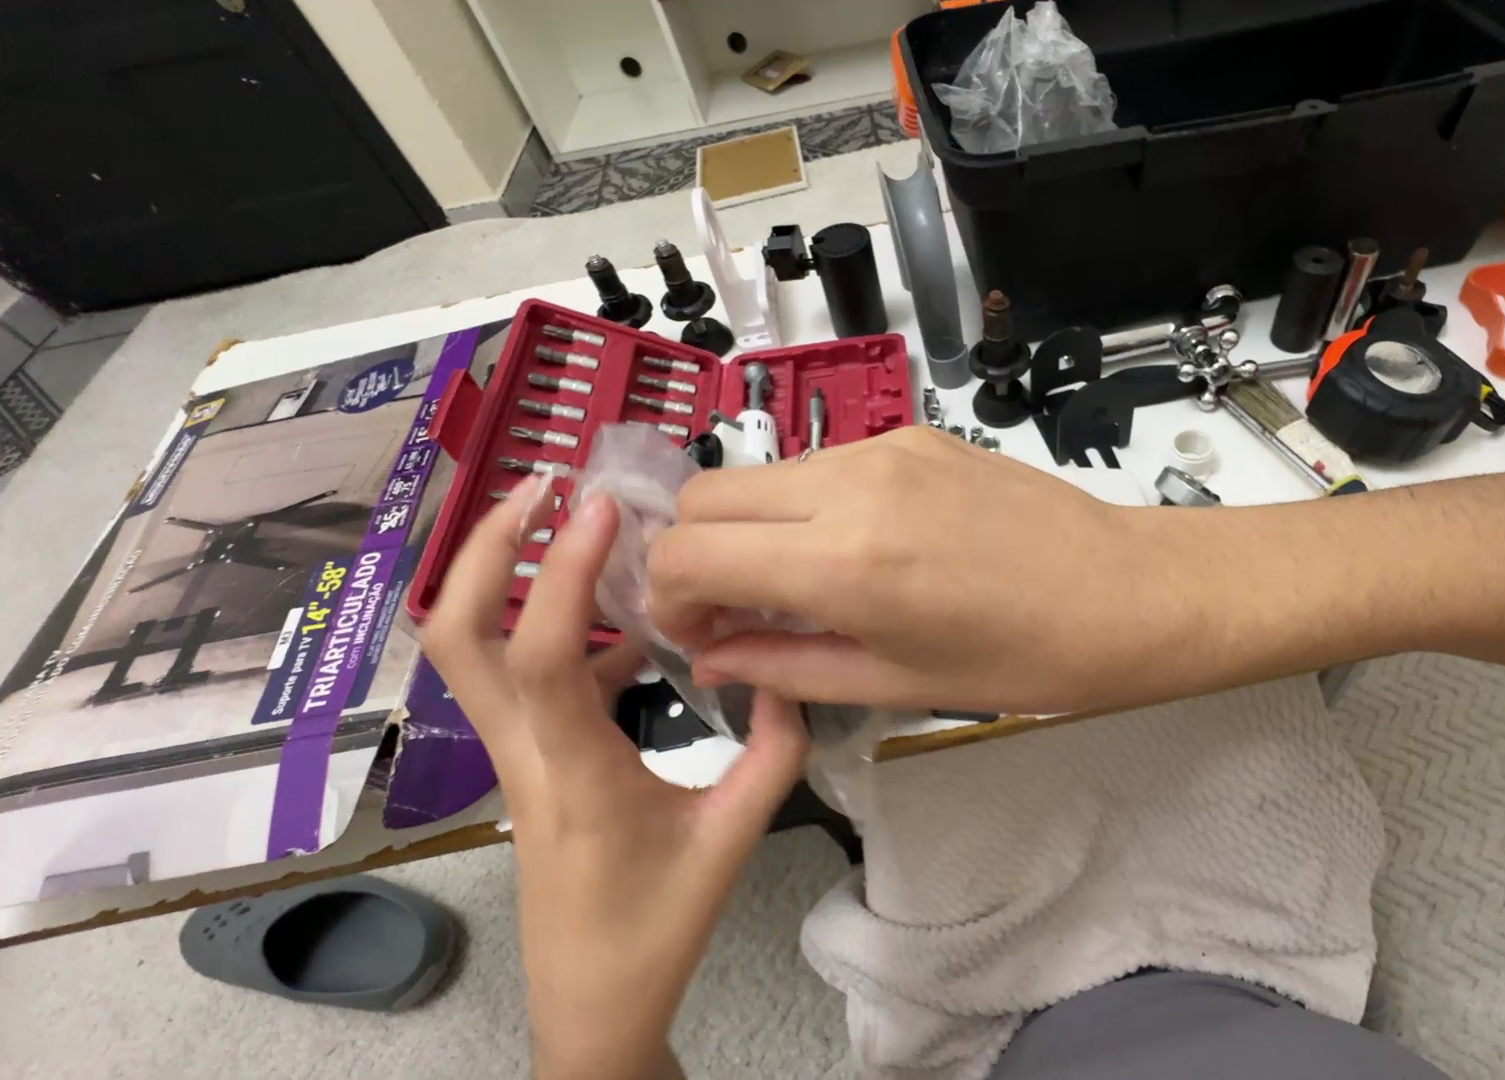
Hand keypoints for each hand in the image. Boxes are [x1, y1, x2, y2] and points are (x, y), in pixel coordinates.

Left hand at [421, 476, 809, 1079]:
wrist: (594, 1005)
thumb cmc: (657, 927)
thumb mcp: (735, 834)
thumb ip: (774, 748)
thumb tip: (790, 669)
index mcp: (571, 769)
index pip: (542, 651)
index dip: (562, 569)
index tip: (602, 505)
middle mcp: (524, 750)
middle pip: (455, 634)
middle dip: (486, 547)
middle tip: (544, 487)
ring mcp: (518, 753)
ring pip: (475, 651)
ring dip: (510, 576)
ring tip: (576, 525)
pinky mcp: (534, 759)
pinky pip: (532, 676)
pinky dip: (567, 629)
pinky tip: (631, 626)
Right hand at [644, 426, 1210, 712]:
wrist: (1128, 590)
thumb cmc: (1025, 659)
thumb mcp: (896, 682)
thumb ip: (787, 665)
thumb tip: (713, 658)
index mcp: (845, 561)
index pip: (689, 553)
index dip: (667, 599)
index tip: (697, 635)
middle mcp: (851, 484)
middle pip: (707, 495)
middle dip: (694, 555)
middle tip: (733, 612)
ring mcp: (885, 448)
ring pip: (764, 476)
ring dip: (754, 530)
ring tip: (801, 586)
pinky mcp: (915, 434)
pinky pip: (824, 464)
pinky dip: (807, 508)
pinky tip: (855, 550)